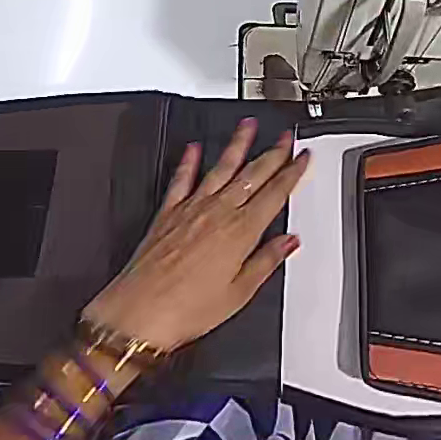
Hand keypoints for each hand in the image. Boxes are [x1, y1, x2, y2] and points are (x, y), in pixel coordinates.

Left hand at [84, 119, 310, 352]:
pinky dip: (189, 161)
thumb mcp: (239, 292)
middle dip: (273, 153)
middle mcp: (218, 213)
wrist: (138, 313)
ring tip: (247, 125)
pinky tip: (194, 148)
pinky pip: (182, 179)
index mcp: (241, 232)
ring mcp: (192, 209)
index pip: (275, 193)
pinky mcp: (169, 213)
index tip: (302, 158)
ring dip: (237, 144)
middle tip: (284, 137)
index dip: (292, 172)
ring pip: (222, 167)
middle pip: (253, 174)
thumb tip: (289, 242)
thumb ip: (266, 261)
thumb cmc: (186, 308)